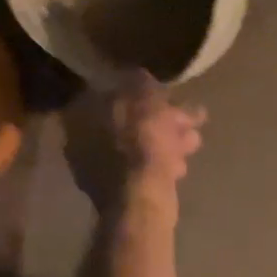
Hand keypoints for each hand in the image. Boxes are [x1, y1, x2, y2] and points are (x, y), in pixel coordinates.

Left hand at [64, 72, 205, 213]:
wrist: (141, 200)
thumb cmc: (142, 142)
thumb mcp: (147, 99)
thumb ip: (143, 83)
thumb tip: (141, 76)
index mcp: (82, 112)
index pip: (112, 91)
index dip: (143, 91)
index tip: (168, 94)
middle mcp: (82, 139)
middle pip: (127, 121)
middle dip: (161, 119)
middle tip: (189, 120)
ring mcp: (97, 168)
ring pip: (138, 146)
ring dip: (167, 141)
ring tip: (194, 142)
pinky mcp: (117, 192)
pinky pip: (142, 169)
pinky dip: (161, 164)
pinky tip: (181, 165)